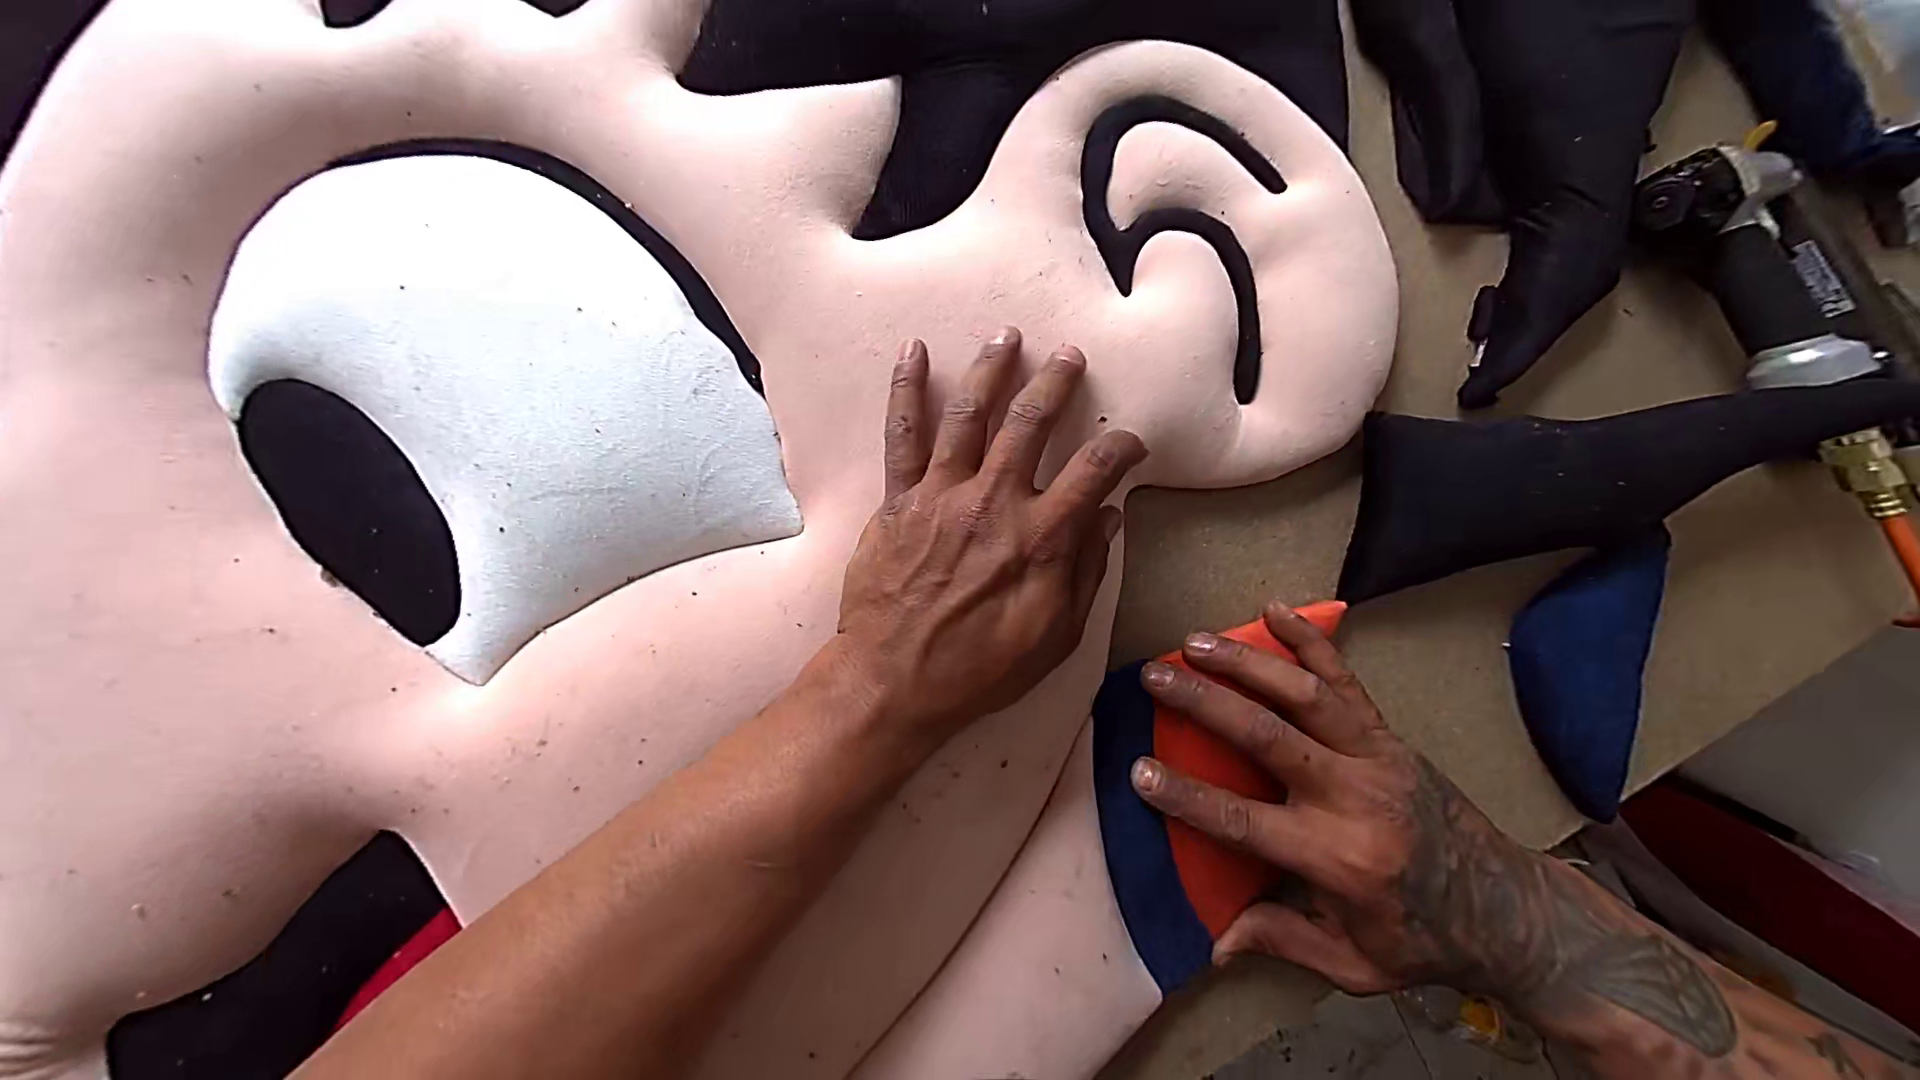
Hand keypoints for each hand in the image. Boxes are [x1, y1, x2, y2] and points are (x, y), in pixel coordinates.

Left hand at [832, 328, 1147, 745]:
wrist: (894, 679)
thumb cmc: (981, 667)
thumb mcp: (1055, 635)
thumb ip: (1085, 571)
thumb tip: (1110, 518)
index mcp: (1042, 537)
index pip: (1097, 470)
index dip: (1122, 448)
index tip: (1130, 444)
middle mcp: (995, 501)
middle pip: (1032, 423)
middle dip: (1056, 383)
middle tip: (1070, 356)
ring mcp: (942, 494)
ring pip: (970, 414)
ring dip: (992, 369)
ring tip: (1008, 335)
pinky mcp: (900, 500)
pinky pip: (902, 435)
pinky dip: (906, 388)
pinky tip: (913, 350)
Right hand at [1128, 603, 1558, 997]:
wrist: (1515, 912)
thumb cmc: (1424, 939)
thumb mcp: (1354, 963)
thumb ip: (1281, 939)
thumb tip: (1212, 941)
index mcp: (1338, 858)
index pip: (1243, 822)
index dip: (1186, 796)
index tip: (1139, 770)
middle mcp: (1354, 797)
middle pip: (1268, 737)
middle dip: (1204, 702)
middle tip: (1156, 676)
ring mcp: (1376, 756)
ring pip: (1305, 695)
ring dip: (1246, 662)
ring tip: (1195, 641)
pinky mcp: (1388, 734)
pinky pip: (1345, 679)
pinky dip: (1310, 640)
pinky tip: (1275, 609)